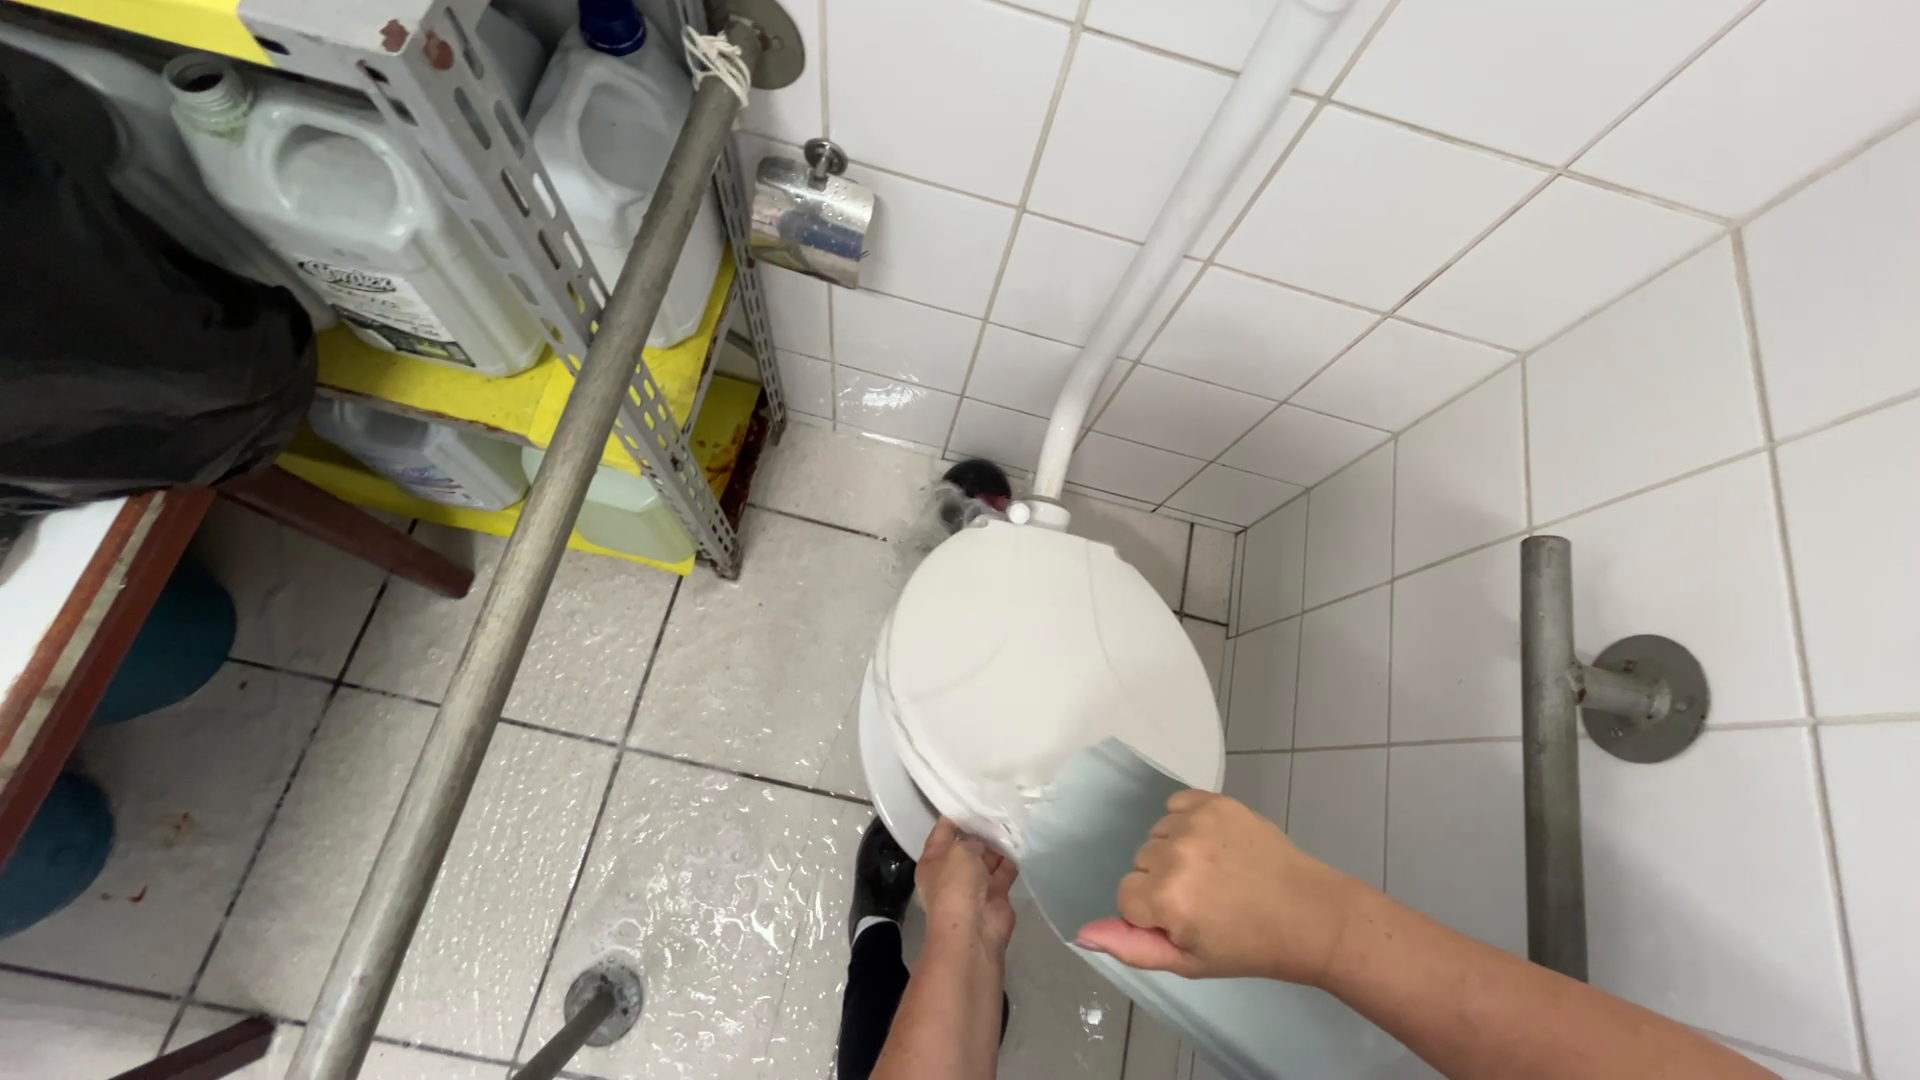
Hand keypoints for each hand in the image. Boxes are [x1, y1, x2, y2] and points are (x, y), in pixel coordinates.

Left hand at [917, 818, 1018, 953]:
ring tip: (1013, 818)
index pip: (944, 830)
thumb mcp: (960, 851)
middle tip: (1000, 805)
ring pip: (988, 856)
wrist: (974, 930)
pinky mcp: (996, 894)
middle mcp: (953, 870)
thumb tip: (984, 839)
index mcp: (934, 860)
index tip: (975, 796)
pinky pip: (1004, 870)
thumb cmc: (957, 885)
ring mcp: (975, 884)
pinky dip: (1012, 858)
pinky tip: (1022, 839)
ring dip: (999, 842)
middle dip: (982, 827)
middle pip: (968, 843)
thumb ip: (972, 839)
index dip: (958, 814)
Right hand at [1074, 791, 1363, 985]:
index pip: (1126, 895)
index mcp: (1167, 897)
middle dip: (1161, 880)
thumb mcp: (1189, 962)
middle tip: (1203, 898)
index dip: (1152, 912)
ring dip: (1175, 850)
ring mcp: (1196, 823)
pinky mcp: (1215, 801)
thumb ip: (1132, 947)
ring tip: (1213, 871)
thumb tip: (1083, 932)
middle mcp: (1175, 853)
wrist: (1309, 914)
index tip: (1185, 921)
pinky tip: (1214, 843)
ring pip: (1157, 833)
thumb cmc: (1248, 946)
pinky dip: (1187, 821)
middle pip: (1140, 861)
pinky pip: (1176, 804)